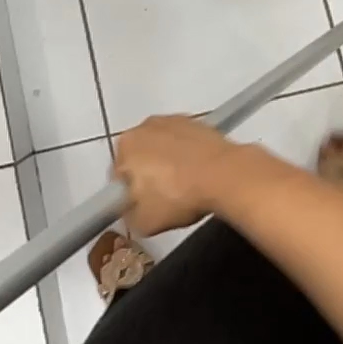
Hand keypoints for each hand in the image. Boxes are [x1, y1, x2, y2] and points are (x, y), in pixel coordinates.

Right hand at [113, 116, 249, 236]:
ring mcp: (171, 120)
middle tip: (165, 199)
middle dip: (148, 175)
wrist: (225, 174)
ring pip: (162, 147)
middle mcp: (144, 126)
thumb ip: (128, 216)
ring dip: (168, 163)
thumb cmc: (178, 196)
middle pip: (139, 157)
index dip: (129, 195)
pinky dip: (187, 153)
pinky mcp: (196, 121)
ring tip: (185, 186)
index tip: (145, 207)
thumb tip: (131, 210)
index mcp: (125, 146)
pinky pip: (183, 141)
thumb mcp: (143, 223)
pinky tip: (199, 172)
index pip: (118, 175)